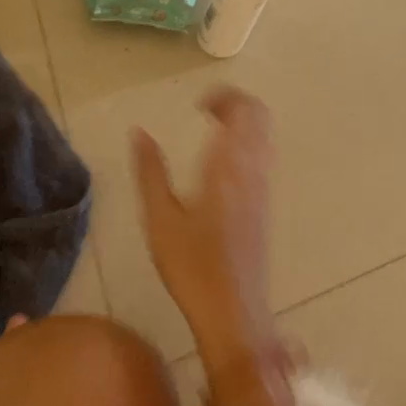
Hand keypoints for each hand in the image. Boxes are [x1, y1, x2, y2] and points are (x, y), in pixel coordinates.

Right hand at [131, 86, 277, 368]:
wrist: (233, 309)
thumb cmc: (192, 265)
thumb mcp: (159, 218)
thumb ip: (150, 171)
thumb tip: (139, 131)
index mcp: (229, 164)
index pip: (243, 110)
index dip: (225, 96)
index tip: (199, 103)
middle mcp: (253, 168)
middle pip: (259, 115)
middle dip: (236, 104)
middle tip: (206, 110)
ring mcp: (264, 185)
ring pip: (265, 134)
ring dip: (244, 122)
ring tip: (213, 129)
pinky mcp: (266, 203)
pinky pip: (264, 154)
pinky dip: (248, 142)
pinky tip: (223, 161)